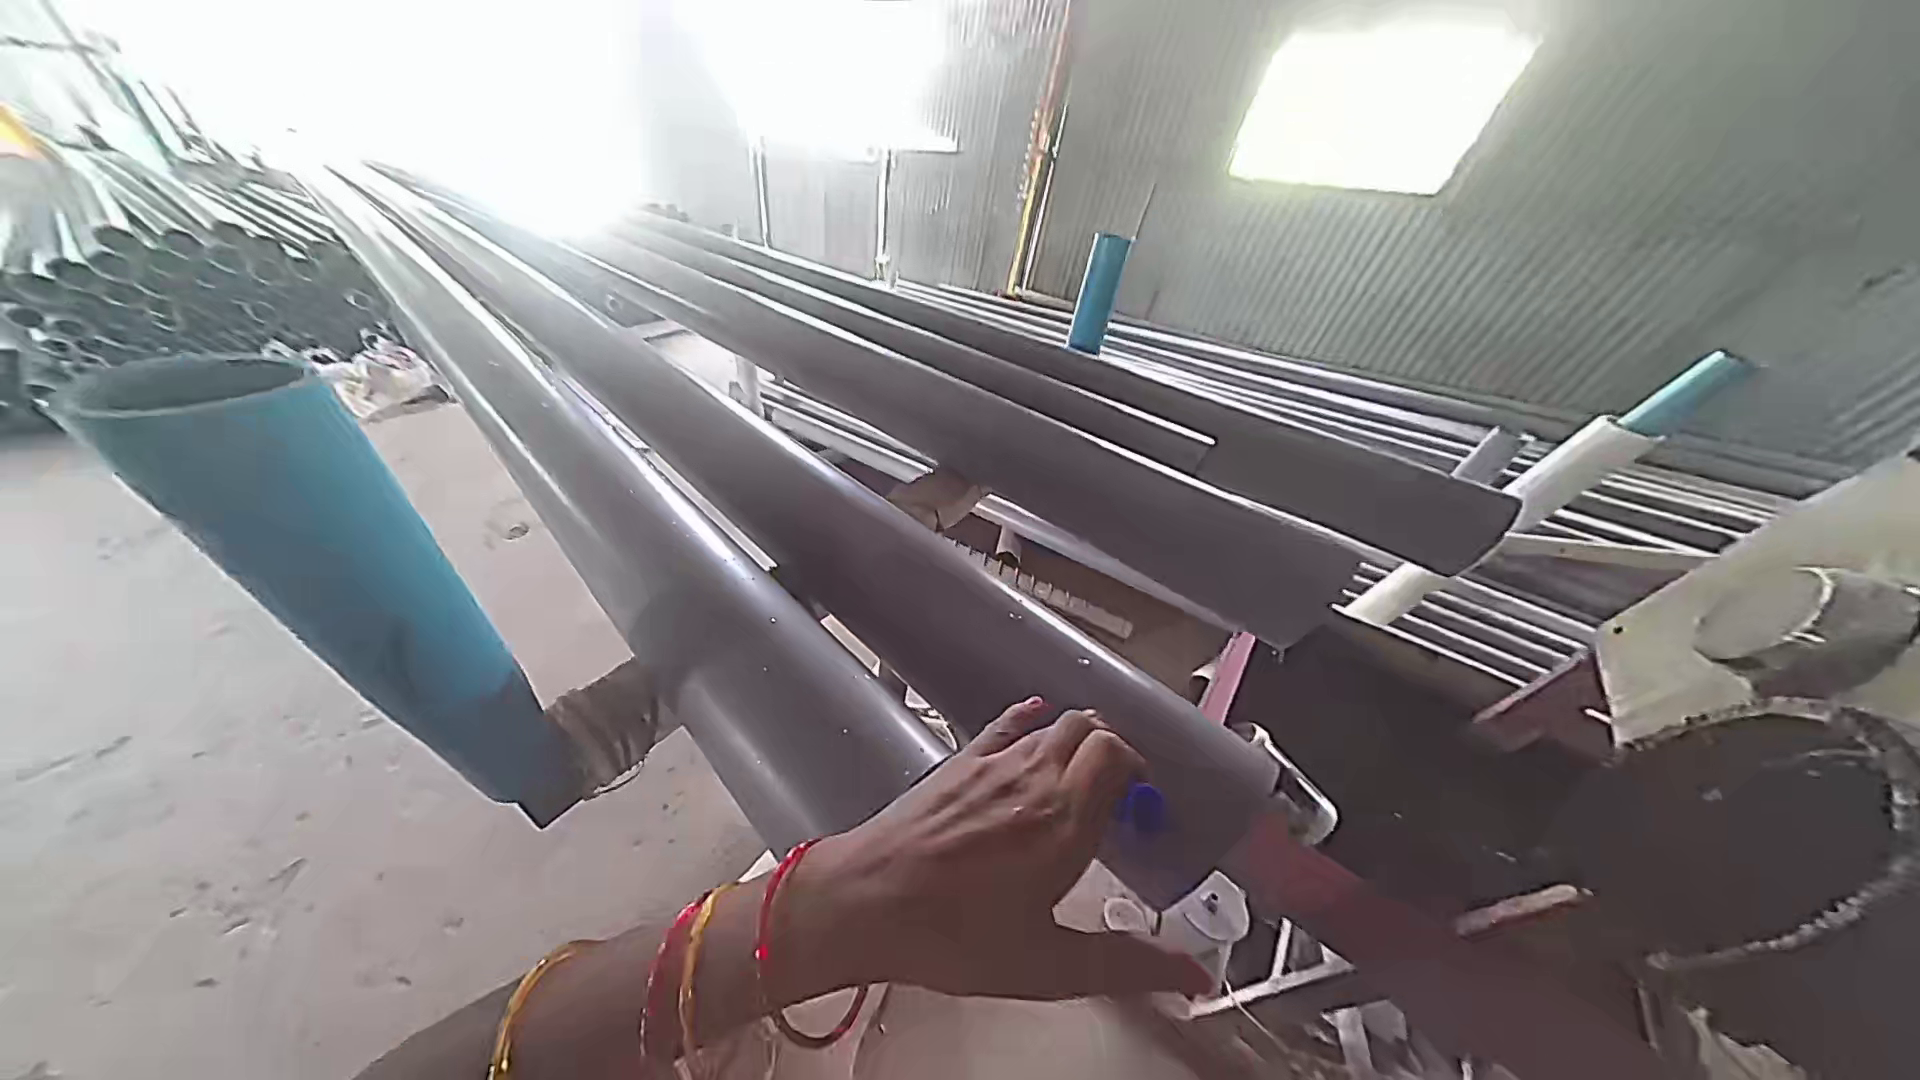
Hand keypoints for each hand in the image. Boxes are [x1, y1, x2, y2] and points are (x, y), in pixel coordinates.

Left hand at [777, 698, 1212, 1000]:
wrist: (871, 900)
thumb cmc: (953, 934)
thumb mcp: (1048, 963)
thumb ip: (1124, 963)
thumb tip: (1188, 973)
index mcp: (1064, 820)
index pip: (1117, 754)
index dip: (1136, 768)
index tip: (1140, 801)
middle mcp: (1034, 777)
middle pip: (1090, 728)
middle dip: (1113, 750)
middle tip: (1116, 787)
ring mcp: (996, 762)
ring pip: (1054, 723)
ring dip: (1077, 738)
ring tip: (1079, 773)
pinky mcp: (964, 758)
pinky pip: (1008, 721)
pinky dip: (1031, 716)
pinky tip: (1036, 720)